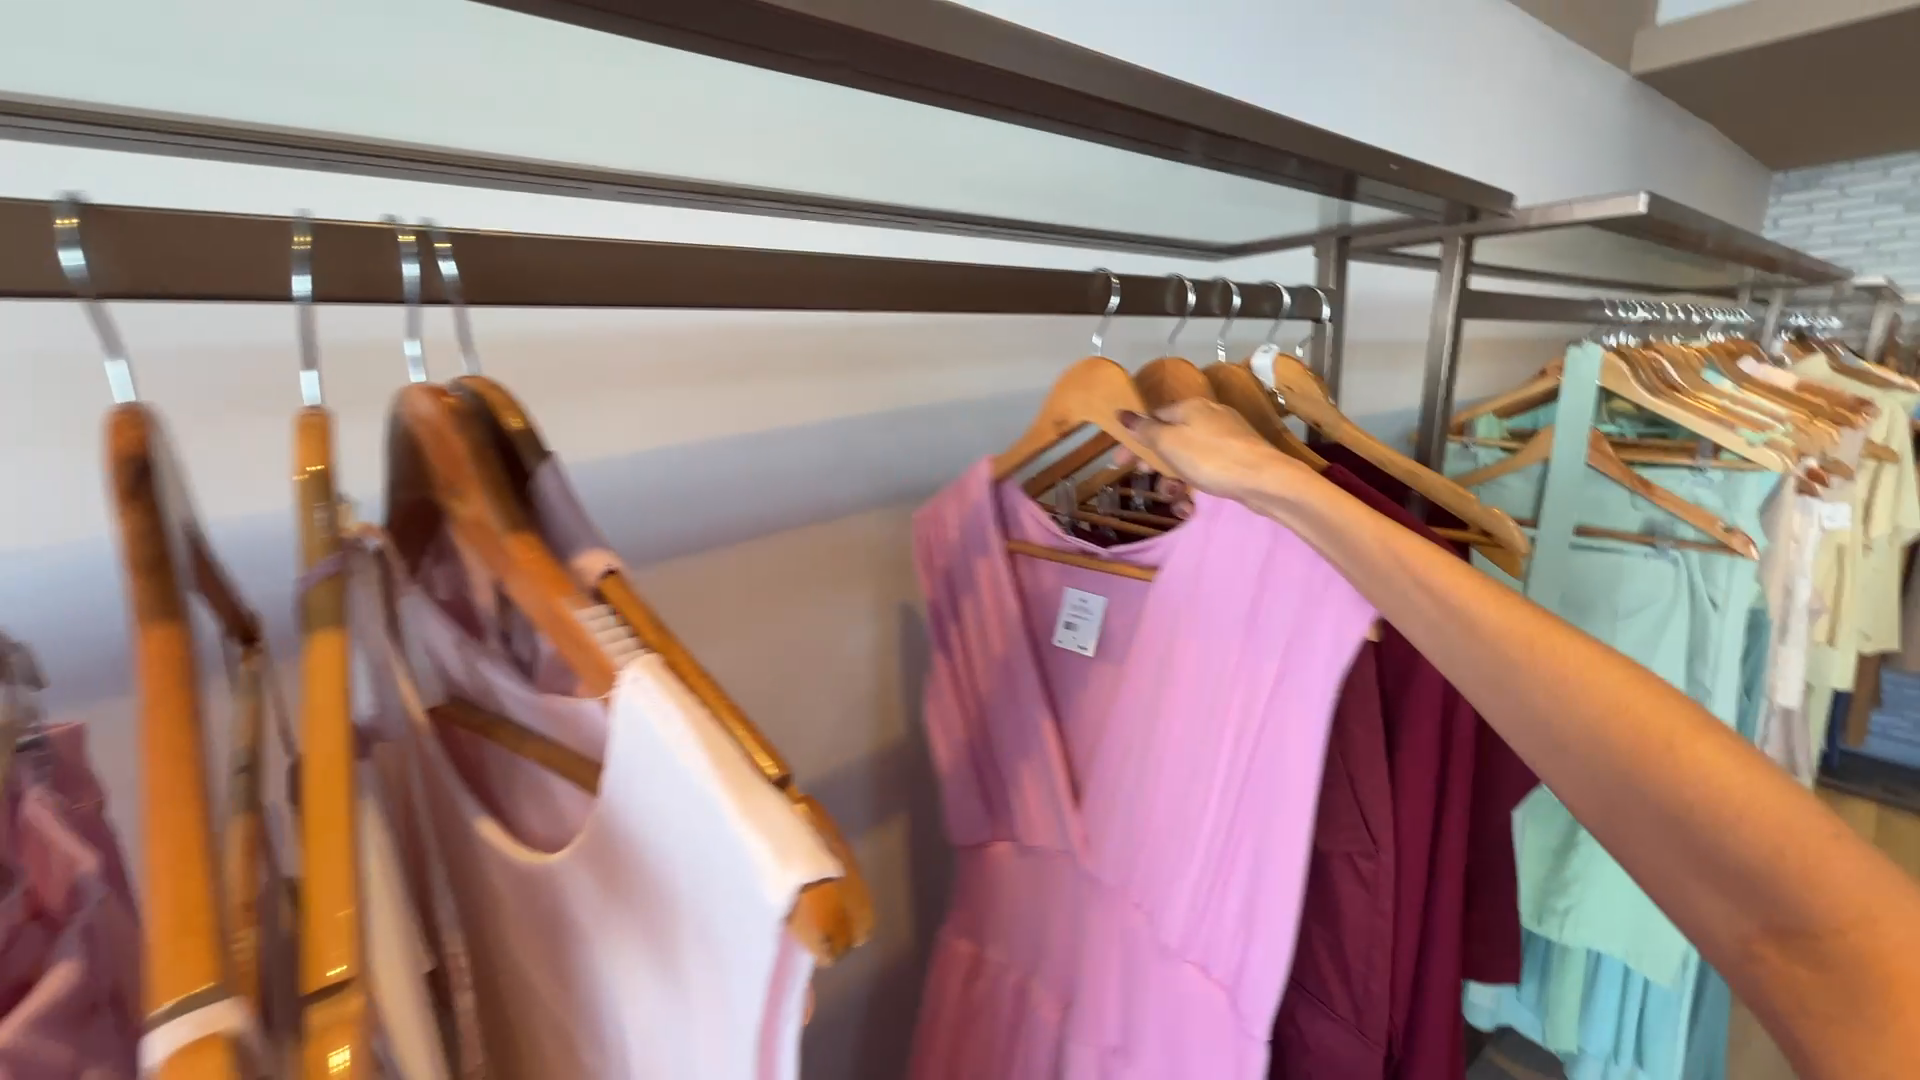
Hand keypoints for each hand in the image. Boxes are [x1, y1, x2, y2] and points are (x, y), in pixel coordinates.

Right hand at [1115, 399, 1312, 506]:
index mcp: (1189, 407)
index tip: (1119, 463)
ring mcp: (1224, 437)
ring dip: (1174, 479)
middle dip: (1155, 464)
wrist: (1265, 480)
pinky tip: (1192, 503)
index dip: (1134, 440)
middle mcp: (1207, 416)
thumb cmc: (1211, 458)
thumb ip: (1144, 429)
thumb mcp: (1170, 443)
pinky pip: (1205, 467)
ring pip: (1187, 456)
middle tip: (1147, 483)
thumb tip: (1121, 413)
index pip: (1152, 418)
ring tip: (1175, 497)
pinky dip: (1194, 482)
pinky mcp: (1237, 458)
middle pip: (1169, 438)